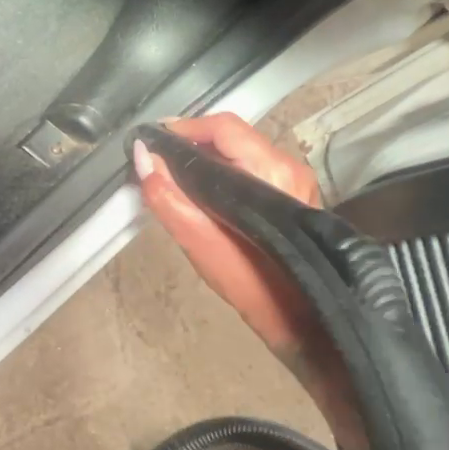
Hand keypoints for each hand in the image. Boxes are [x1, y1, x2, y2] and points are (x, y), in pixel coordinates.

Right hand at [132, 113, 321, 353]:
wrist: (304, 322)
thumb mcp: (200, 243)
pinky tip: (199, 194)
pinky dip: (221, 173)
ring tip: (171, 177)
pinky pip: (250, 170)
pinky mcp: (294, 197)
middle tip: (155, 161)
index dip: (182, 129)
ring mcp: (296, 182)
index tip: (150, 142)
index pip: (223, 127)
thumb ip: (169, 198)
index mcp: (271, 173)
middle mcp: (289, 168)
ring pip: (240, 152)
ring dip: (204, 159)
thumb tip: (144, 157)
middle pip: (232, 136)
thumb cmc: (252, 284)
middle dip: (190, 144)